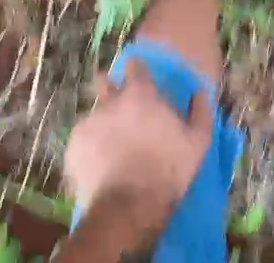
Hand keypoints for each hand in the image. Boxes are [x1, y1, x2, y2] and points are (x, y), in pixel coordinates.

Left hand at [64, 62, 215, 215]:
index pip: (134, 65)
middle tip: (121, 108)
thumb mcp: (197, 144)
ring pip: (94, 113)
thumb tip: (198, 93)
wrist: (127, 208)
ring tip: (111, 146)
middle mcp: (110, 101)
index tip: (141, 82)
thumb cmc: (166, 171)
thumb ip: (200, 113)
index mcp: (140, 95)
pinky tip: (99, 165)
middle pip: (104, 80)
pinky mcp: (73, 145)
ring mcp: (89, 122)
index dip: (137, 72)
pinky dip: (89, 147)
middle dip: (109, 87)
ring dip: (102, 122)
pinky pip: (82, 139)